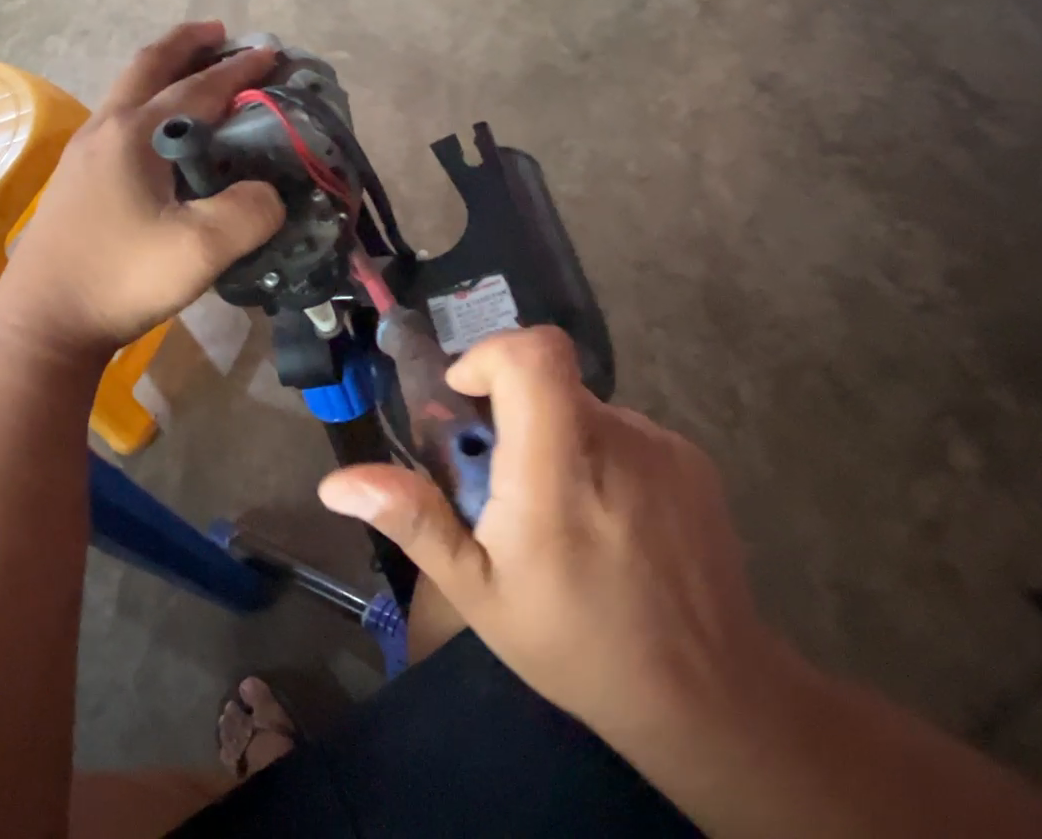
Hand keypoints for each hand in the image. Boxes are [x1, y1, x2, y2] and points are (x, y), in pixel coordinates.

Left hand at [0, 21, 285, 353]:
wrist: (46, 323)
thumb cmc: (121, 279)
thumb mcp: (200, 250)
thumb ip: (249, 213)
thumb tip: (270, 194)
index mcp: (134, 136)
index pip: (196, 88)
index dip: (238, 70)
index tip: (272, 53)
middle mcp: (104, 132)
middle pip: (147, 68)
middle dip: (186, 45)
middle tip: (221, 34)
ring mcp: (84, 157)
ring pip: (128, 93)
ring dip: (165, 73)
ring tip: (197, 74)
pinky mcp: (79, 183)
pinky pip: (121, 123)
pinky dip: (151, 106)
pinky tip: (165, 136)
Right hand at [318, 327, 780, 747]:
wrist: (705, 687)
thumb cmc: (575, 644)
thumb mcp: (480, 593)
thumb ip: (415, 522)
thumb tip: (337, 483)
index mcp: (557, 471)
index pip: (534, 355)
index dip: (491, 354)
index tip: (465, 395)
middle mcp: (617, 440)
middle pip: (551, 385)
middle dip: (514, 418)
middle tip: (504, 489)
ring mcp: (664, 446)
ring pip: (588, 412)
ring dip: (559, 443)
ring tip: (561, 521)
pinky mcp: (694, 460)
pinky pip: (628, 435)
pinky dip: (601, 459)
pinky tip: (609, 525)